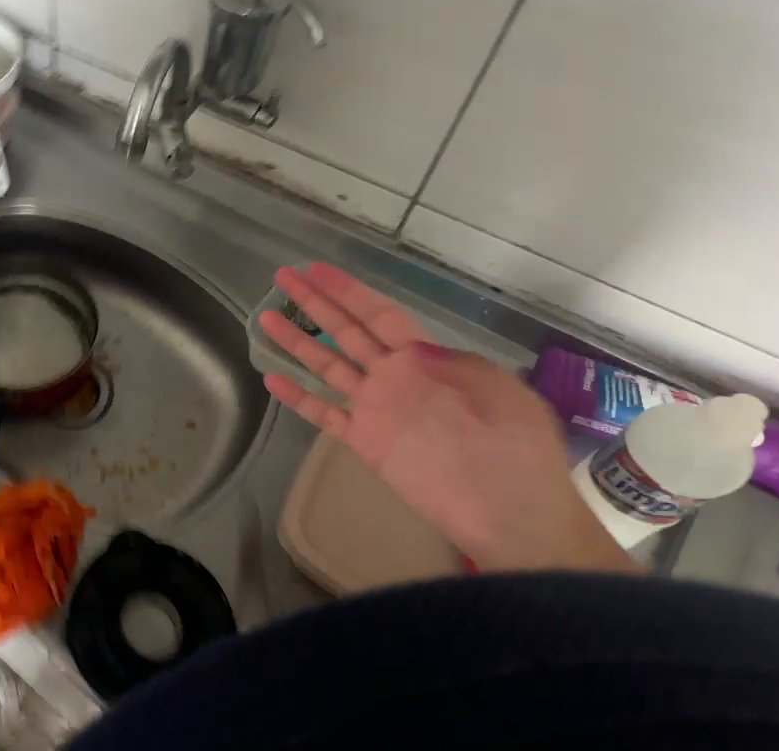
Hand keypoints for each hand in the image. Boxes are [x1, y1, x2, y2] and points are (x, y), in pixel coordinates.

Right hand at [259, 263, 634, 573]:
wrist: (510, 510)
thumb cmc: (513, 445)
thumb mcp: (494, 386)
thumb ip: (448, 361)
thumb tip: (412, 350)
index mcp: (426, 358)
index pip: (378, 314)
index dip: (347, 290)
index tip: (315, 268)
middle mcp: (395, 376)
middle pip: (346, 330)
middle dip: (314, 302)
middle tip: (282, 277)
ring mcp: (377, 408)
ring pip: (327, 366)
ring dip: (297, 342)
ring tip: (265, 318)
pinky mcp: (365, 441)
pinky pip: (324, 414)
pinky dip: (298, 397)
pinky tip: (272, 380)